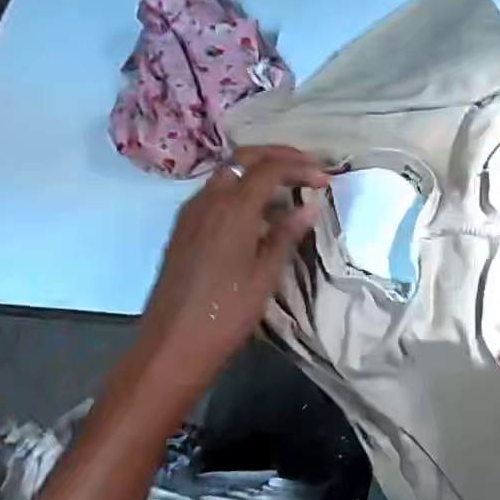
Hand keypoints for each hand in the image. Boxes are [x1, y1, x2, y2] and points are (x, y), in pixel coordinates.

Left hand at [136, 146, 329, 385]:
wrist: (174, 343)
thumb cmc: (226, 313)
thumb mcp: (265, 275)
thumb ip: (286, 234)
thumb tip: (311, 205)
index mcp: (232, 209)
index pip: (269, 169)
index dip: (300, 168)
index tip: (325, 179)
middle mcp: (207, 200)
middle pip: (244, 159)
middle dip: (277, 156)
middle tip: (306, 167)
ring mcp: (190, 213)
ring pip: (226, 174)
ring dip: (257, 172)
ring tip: (287, 189)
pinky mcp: (183, 228)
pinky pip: (214, 193)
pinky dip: (239, 190)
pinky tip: (257, 213)